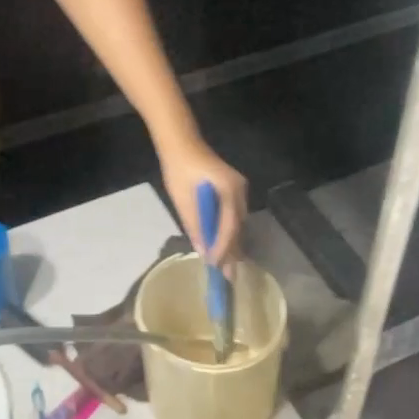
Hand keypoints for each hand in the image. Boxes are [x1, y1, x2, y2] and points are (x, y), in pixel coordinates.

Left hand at [157, 134, 246, 266]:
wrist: (181, 142)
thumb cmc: (179, 169)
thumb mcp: (183, 201)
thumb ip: (194, 226)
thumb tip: (203, 252)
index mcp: (229, 191)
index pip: (229, 227)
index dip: (223, 249)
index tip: (216, 268)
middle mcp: (240, 190)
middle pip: (238, 227)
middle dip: (233, 251)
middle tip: (229, 276)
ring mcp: (239, 189)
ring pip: (238, 223)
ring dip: (232, 243)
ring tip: (228, 266)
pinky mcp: (234, 188)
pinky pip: (235, 215)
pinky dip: (229, 231)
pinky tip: (225, 245)